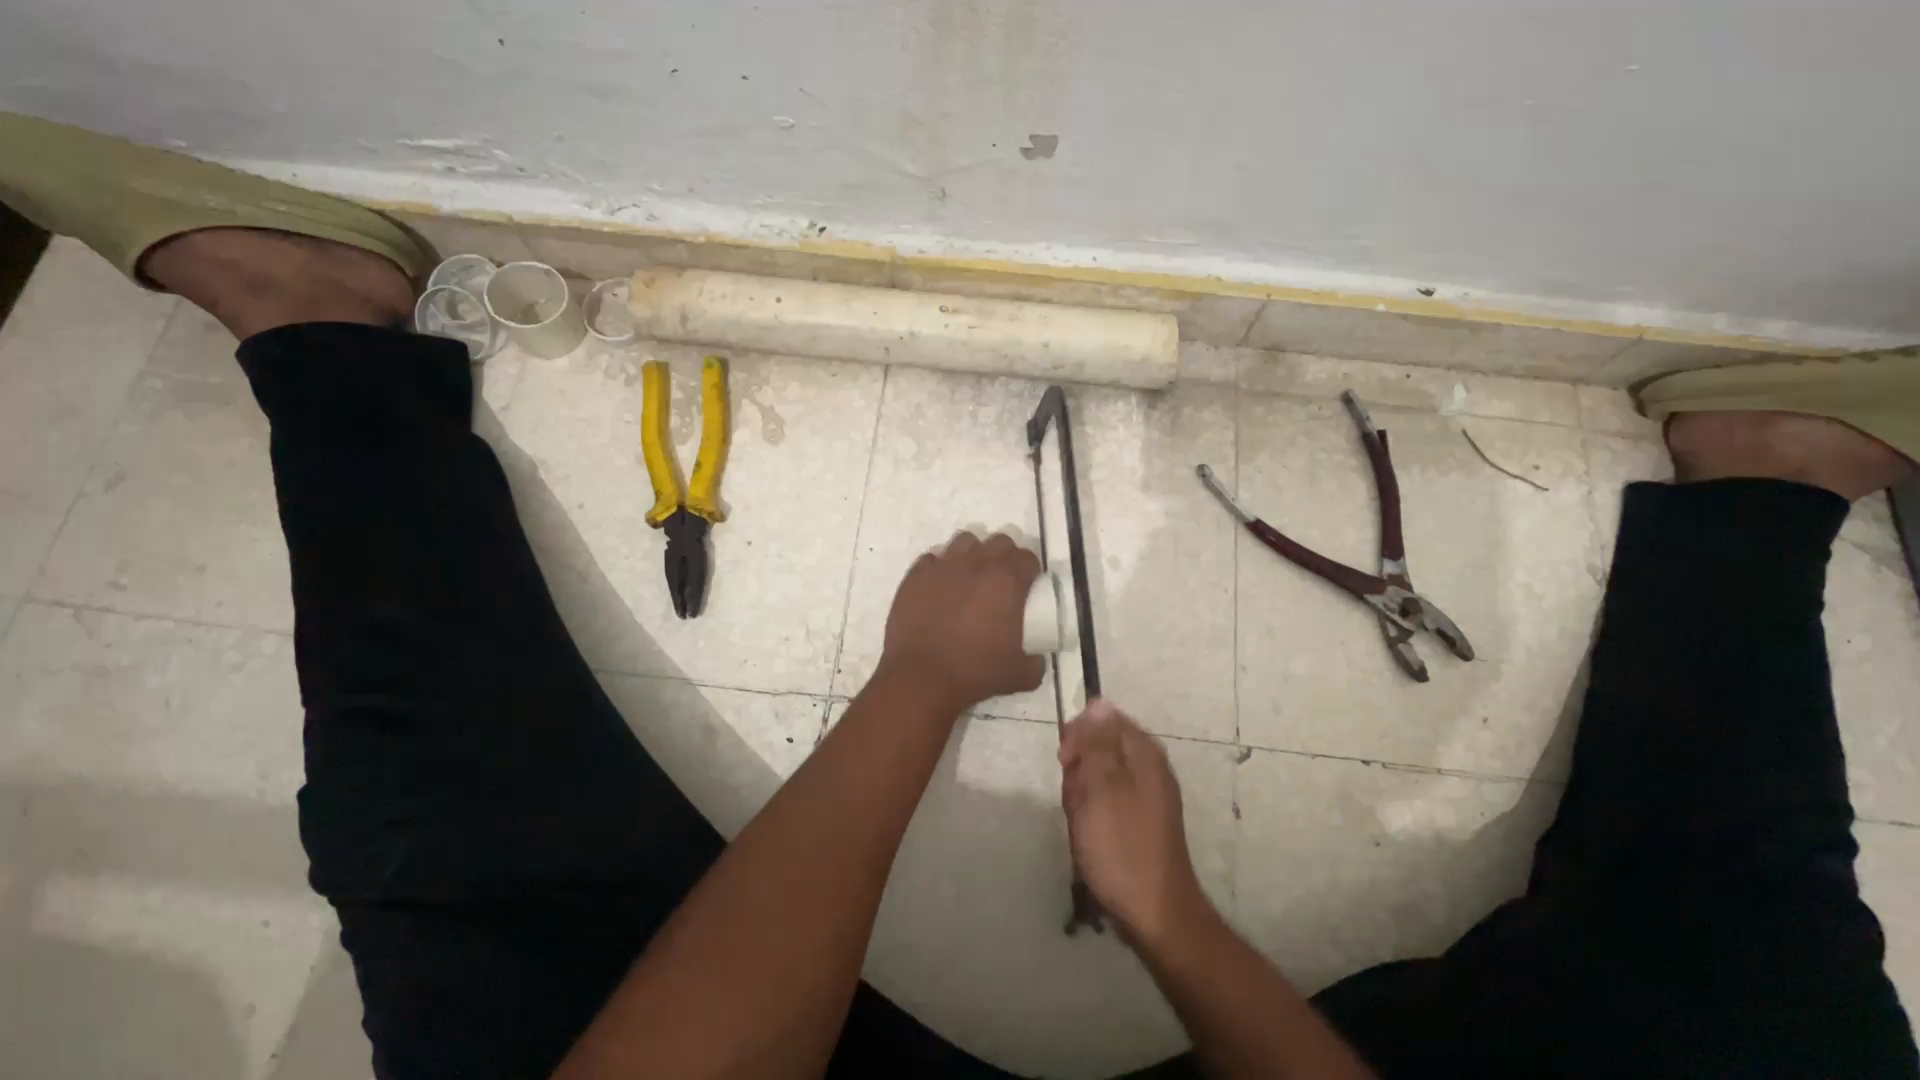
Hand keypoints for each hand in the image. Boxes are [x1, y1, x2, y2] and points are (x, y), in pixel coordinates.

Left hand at [880, 531, 1044, 711]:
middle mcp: (977, 564)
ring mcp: (944, 566)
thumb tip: (1037, 657)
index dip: (1030, 570)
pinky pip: (933, 559)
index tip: (1028, 586)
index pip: (1027, 557)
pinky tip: (940, 587)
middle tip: (1001, 581)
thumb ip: (1036, 662)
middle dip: (1004, 556)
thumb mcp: (1021, 675)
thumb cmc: (976, 673)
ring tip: (969, 578)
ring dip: (972, 555)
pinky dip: (940, 569)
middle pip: (998, 542)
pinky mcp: (916, 575)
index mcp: (1007, 581)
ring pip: (964, 542)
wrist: (922, 678)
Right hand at [1060, 701, 1206, 944]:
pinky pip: (1104, 806)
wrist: (1153, 914)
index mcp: (1144, 756)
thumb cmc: (1122, 848)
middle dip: (1079, 772)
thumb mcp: (1101, 788)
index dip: (1079, 736)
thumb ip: (1098, 743)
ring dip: (1081, 799)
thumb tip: (1098, 702)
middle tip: (1078, 801)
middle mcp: (1148, 771)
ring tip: (1082, 826)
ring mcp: (1144, 799)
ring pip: (1097, 780)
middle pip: (1099, 750)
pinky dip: (1090, 818)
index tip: (1067, 761)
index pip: (1104, 719)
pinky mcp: (1137, 824)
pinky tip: (1087, 839)